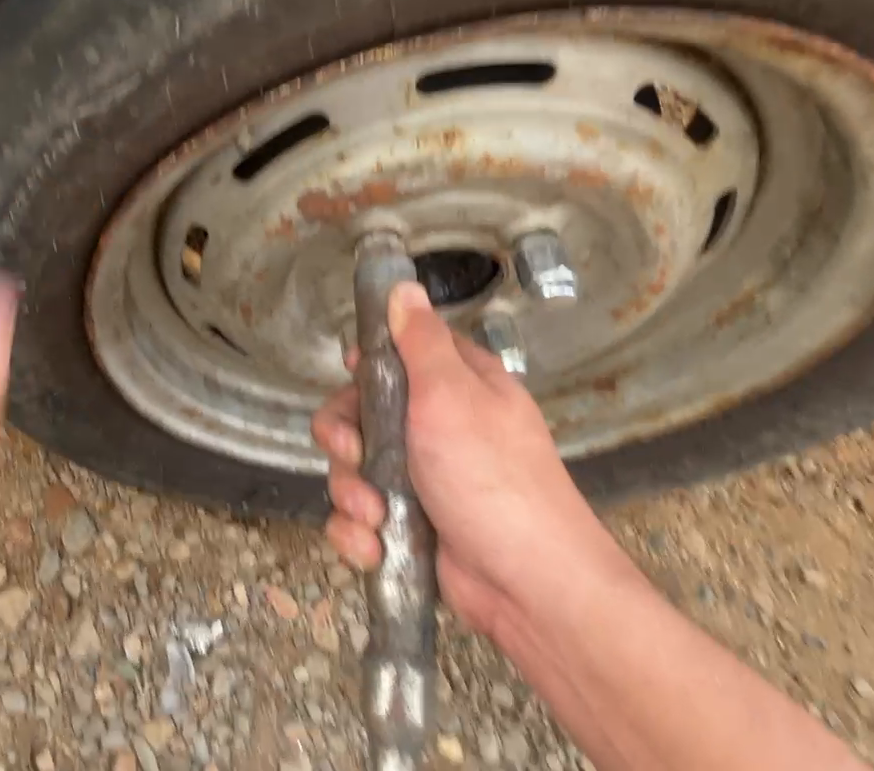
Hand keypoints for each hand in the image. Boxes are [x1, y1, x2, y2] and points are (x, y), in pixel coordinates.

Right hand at [311, 282, 624, 635]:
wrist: (529, 586)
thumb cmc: (492, 478)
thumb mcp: (452, 396)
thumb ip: (420, 342)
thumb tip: (403, 287)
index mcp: (456, 387)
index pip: (399, 355)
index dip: (367, 365)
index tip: (352, 375)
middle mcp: (436, 428)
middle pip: (359, 414)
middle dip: (345, 438)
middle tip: (354, 454)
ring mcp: (421, 480)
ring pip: (352, 468)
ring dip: (350, 493)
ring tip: (375, 515)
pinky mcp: (408, 527)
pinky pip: (357, 518)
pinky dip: (358, 533)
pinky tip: (375, 545)